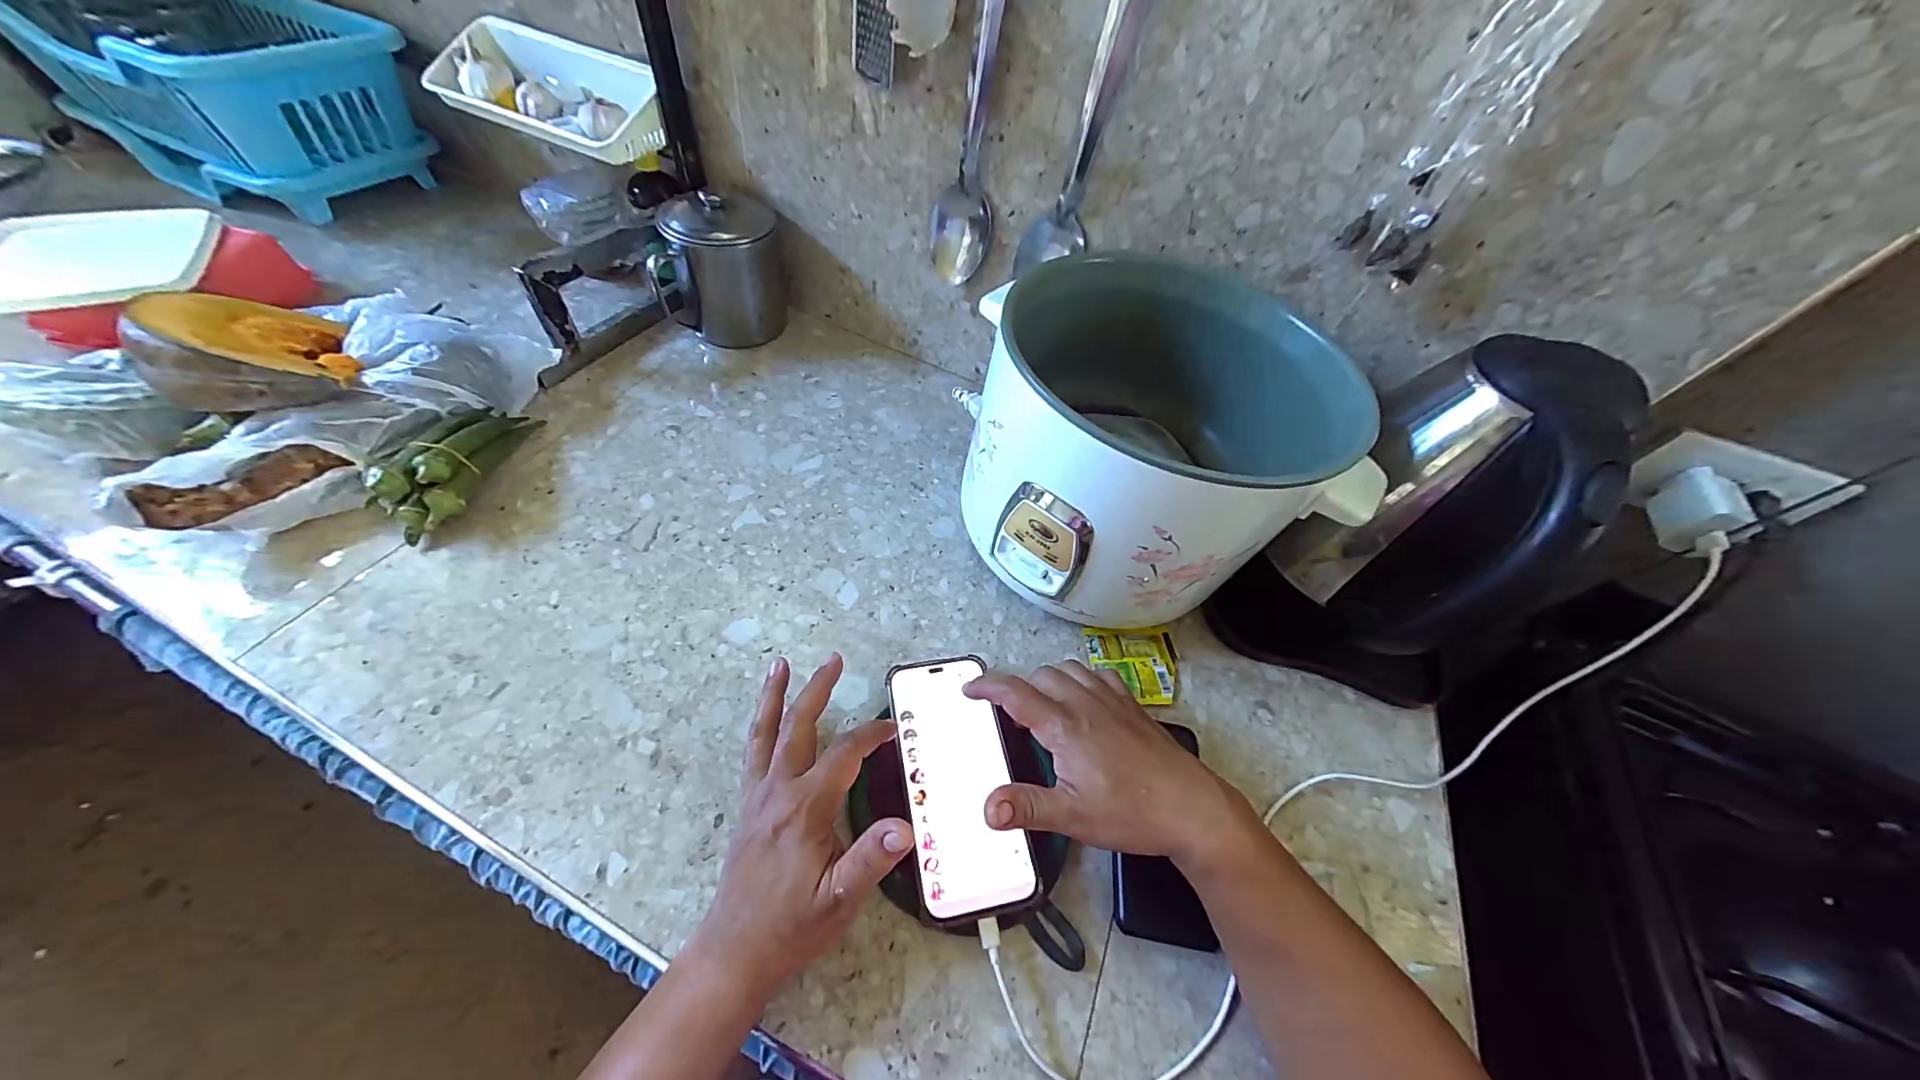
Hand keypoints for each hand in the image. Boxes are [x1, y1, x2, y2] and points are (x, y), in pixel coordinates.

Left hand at [686, 654, 911, 996]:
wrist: (737, 949)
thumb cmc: (792, 926)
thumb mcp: (838, 898)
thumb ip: (870, 860)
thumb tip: (904, 828)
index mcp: (805, 809)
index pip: (844, 755)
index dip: (871, 736)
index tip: (892, 728)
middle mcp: (778, 793)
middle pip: (799, 727)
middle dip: (817, 690)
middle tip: (833, 660)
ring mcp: (759, 797)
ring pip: (767, 734)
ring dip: (776, 697)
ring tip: (781, 665)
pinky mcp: (749, 807)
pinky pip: (754, 753)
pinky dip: (762, 726)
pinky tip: (767, 718)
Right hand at [964, 660, 1260, 867]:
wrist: (1192, 809)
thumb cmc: (1136, 812)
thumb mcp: (1073, 817)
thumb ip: (1027, 808)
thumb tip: (990, 808)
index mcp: (1066, 728)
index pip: (1016, 693)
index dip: (988, 686)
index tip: (971, 687)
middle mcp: (1087, 705)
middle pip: (1041, 676)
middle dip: (1017, 686)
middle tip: (1005, 709)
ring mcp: (1113, 702)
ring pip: (1069, 670)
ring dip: (1047, 679)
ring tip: (1039, 703)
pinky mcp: (1132, 707)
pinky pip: (1100, 675)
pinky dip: (1081, 678)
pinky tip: (1083, 697)